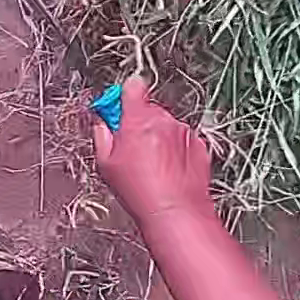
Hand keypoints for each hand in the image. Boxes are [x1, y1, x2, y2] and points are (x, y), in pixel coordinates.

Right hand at [92, 77, 215, 224]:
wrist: (176, 212)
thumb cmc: (142, 192)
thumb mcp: (106, 164)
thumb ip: (102, 136)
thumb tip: (101, 126)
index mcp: (139, 120)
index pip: (132, 87)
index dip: (122, 97)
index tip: (117, 110)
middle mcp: (164, 121)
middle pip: (148, 109)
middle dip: (138, 123)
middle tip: (129, 148)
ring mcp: (183, 132)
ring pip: (166, 125)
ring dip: (157, 138)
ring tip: (150, 165)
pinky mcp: (198, 145)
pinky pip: (182, 140)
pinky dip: (175, 150)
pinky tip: (165, 170)